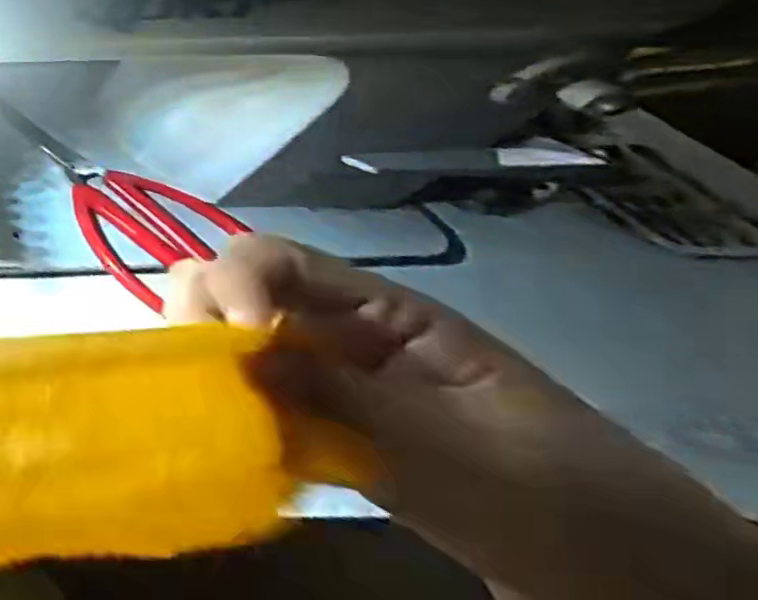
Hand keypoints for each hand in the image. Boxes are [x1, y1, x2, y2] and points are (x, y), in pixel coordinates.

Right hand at [166, 233, 757, 599]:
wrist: (625, 582)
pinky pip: (245, 396)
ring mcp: (319, 375)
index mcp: (375, 308)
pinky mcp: (312, 423)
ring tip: (213, 409)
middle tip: (202, 373)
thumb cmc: (563, 498)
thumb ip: (348, 400)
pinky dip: (224, 410)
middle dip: (200, 312)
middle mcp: (331, 328)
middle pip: (229, 284)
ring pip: (224, 336)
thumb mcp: (461, 450)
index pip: (274, 259)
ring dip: (203, 360)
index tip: (237, 337)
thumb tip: (239, 358)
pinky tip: (235, 444)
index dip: (237, 280)